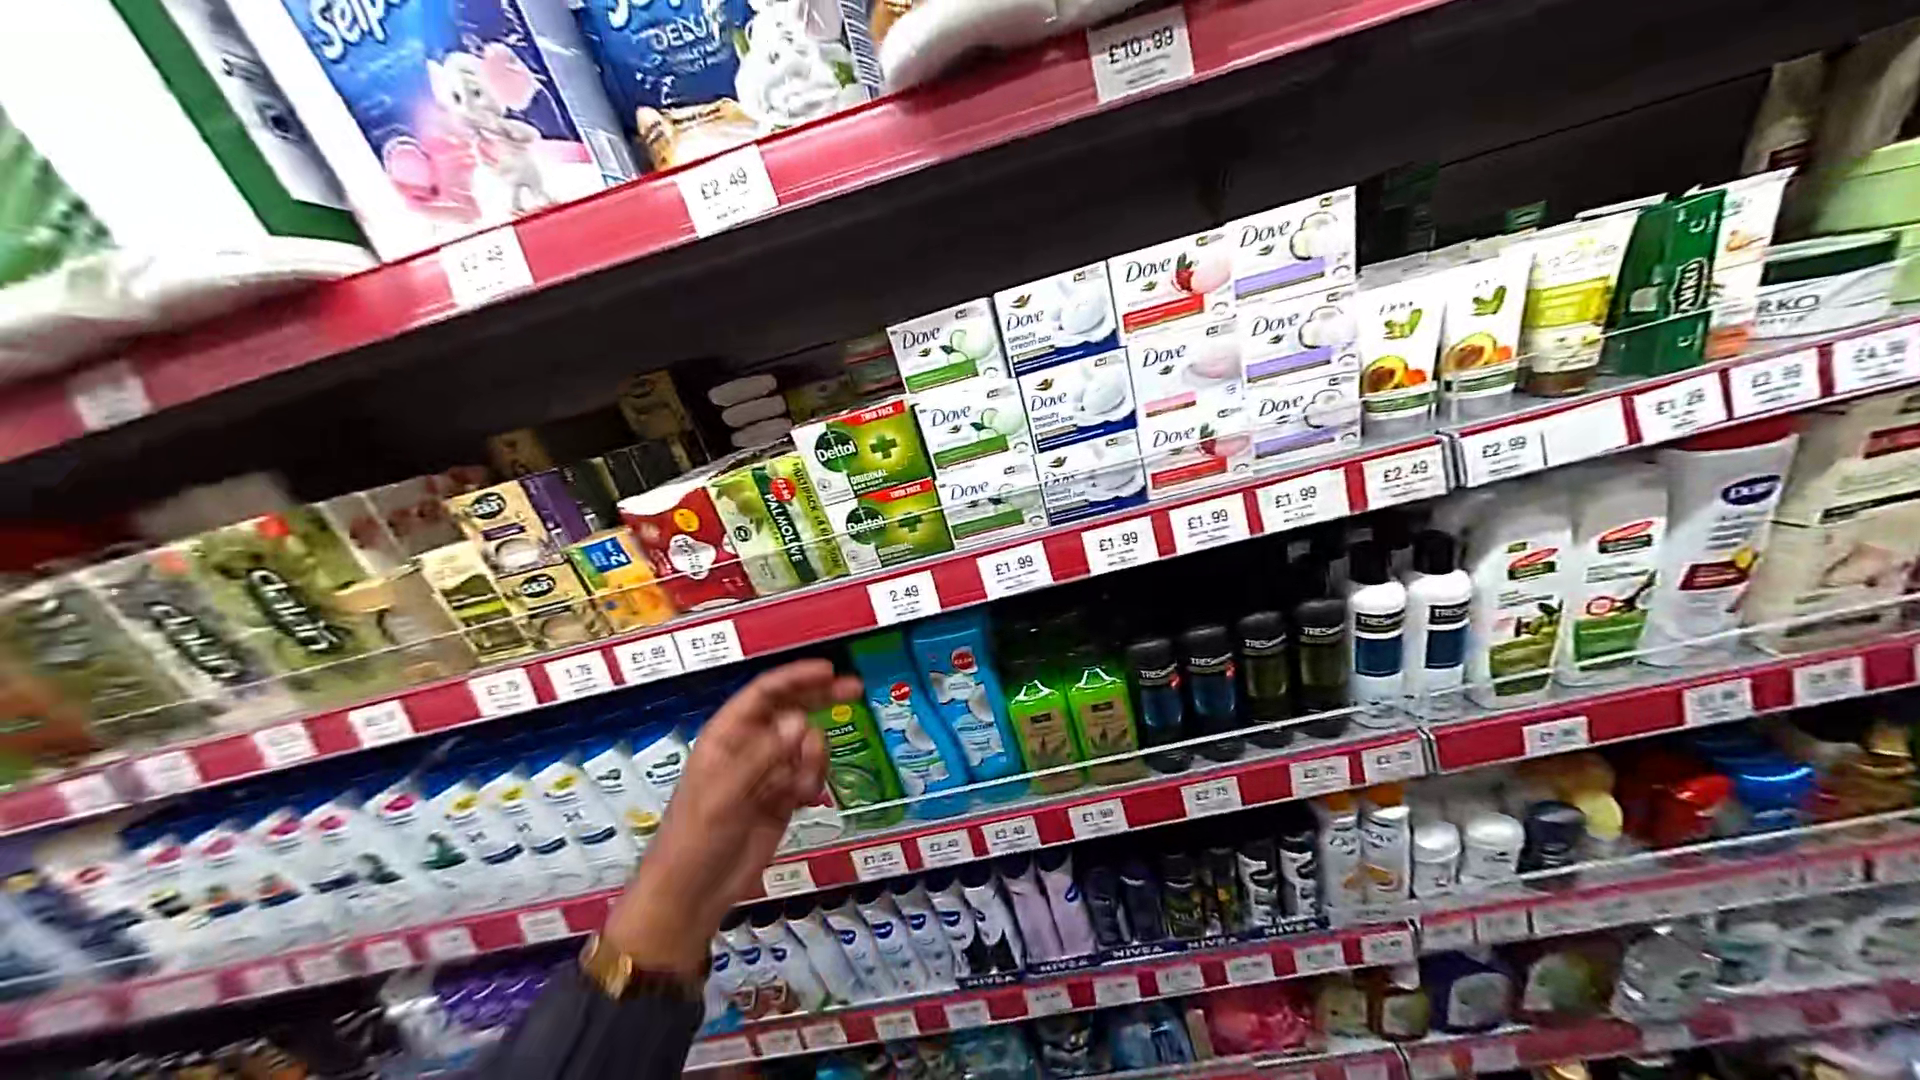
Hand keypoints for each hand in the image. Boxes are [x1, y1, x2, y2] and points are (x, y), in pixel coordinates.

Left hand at [602, 659, 860, 973]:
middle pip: (792, 708)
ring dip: (813, 759)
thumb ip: (764, 755)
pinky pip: (810, 774)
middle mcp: (751, 746)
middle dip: (821, 698)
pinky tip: (801, 799)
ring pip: (807, 745)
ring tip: (800, 785)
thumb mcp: (724, 794)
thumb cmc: (695, 838)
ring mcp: (769, 771)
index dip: (796, 677)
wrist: (694, 893)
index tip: (828, 671)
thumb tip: (801, 721)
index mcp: (728, 734)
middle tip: (853, 690)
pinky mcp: (783, 796)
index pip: (766, 693)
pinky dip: (813, 782)